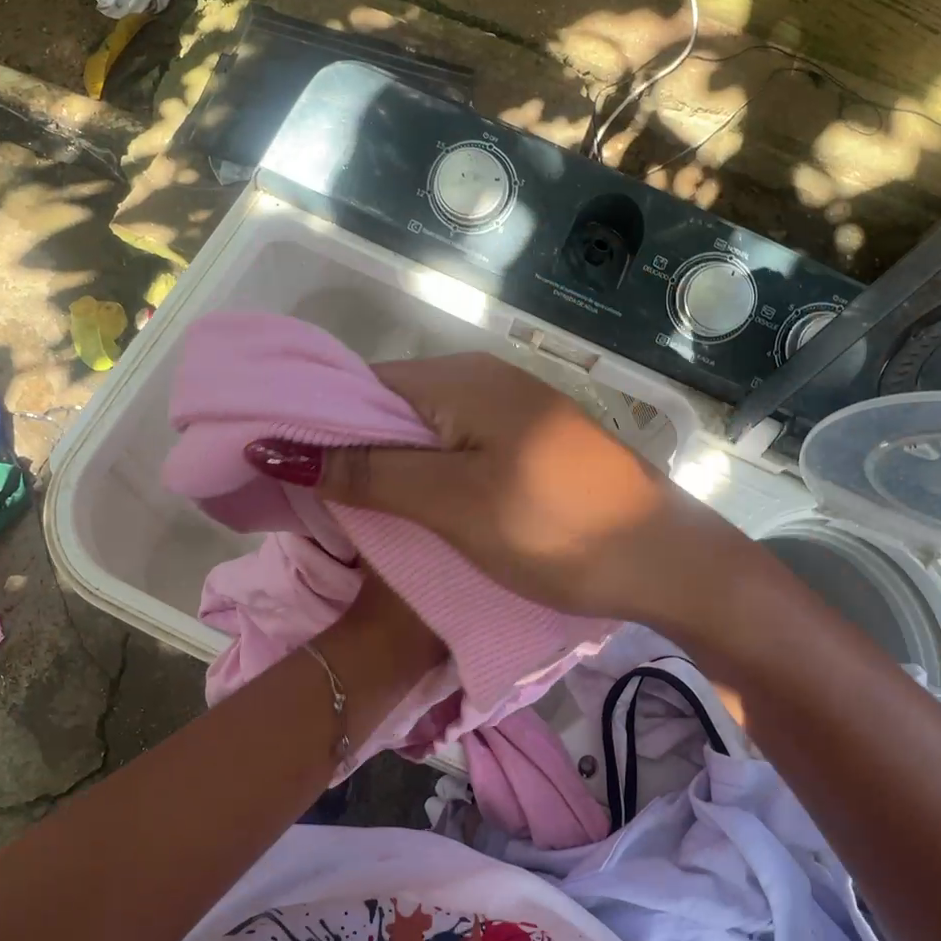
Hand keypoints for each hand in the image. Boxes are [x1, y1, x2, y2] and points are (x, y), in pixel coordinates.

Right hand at [248, 353, 757, 628]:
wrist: (665, 561)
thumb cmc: (555, 529)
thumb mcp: (452, 504)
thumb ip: (367, 472)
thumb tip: (276, 446)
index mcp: (461, 379)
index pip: (360, 386)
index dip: (313, 426)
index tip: (275, 476)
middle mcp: (483, 379)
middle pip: (390, 407)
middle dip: (346, 452)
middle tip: (308, 510)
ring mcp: (511, 411)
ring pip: (423, 432)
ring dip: (384, 470)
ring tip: (348, 519)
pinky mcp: (528, 444)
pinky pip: (456, 450)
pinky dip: (425, 478)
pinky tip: (410, 513)